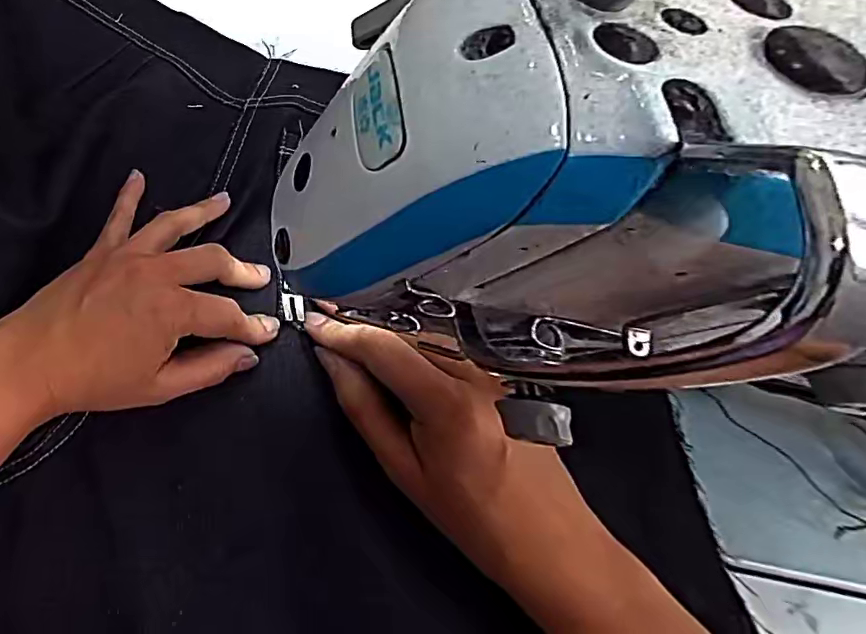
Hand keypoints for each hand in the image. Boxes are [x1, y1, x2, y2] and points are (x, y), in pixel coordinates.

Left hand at [0, 171, 278, 419]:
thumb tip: (244, 356)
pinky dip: (129, 195)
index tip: (268, 330)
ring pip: (174, 225)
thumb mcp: (158, 387)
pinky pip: (120, 216)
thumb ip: (208, 369)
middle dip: (242, 270)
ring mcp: (129, 256)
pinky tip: (137, 177)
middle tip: (259, 275)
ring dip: (202, 211)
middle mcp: (157, 273)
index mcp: (173, 309)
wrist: (32, 361)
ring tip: (222, 200)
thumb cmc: (93, 380)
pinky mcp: (102, 250)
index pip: (227, 314)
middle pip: (212, 260)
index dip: (252, 325)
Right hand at [303, 311, 591, 586]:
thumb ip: (362, 407)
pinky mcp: (499, 370)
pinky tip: (393, 358)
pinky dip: (411, 345)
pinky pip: (443, 345)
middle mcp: (475, 372)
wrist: (554, 542)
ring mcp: (492, 367)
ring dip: (384, 334)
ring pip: (421, 334)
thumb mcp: (404, 471)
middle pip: (401, 333)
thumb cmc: (477, 521)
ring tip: (350, 343)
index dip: (340, 330)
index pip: (382, 345)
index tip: (311, 322)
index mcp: (450, 401)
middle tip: (322, 329)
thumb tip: (332, 361)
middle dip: (359, 328)